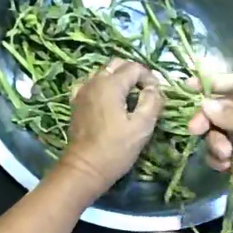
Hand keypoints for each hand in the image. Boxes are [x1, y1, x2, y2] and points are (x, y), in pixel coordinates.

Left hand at [55, 59, 162, 195]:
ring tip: (129, 96)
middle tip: (145, 92)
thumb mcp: (142, 126)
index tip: (156, 94)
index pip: (134, 67)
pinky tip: (108, 100)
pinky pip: (90, 84)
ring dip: (117, 78)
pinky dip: (101, 85)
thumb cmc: (116, 148)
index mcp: (110, 84)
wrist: (85, 167)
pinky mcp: (76, 102)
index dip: (149, 78)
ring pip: (102, 72)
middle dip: (133, 73)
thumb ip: (152, 101)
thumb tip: (153, 88)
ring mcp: (82, 91)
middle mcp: (93, 82)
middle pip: (116, 65)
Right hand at [187, 73, 232, 230]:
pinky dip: (214, 157)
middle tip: (195, 128)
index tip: (188, 87)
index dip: (214, 82)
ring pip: (215, 132)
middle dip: (205, 115)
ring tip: (223, 154)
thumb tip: (203, 103)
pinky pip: (216, 155)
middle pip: (220, 108)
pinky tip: (223, 165)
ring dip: (212, 139)